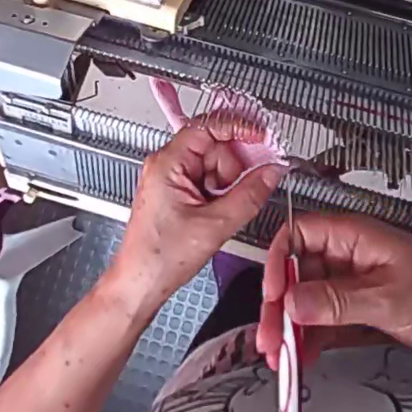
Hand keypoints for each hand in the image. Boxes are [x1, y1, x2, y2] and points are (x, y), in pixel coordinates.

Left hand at [103, 125, 282, 314]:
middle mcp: (166, 164)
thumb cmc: (159, 258)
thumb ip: (249, 194)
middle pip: (215, 146)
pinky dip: (220, 192)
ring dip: (227, 182)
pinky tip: (218, 213)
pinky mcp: (176, 191)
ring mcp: (171, 178)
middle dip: (234, 166)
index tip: (261, 137)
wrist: (139, 285)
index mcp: (168, 163)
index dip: (238, 128)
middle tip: (247, 185)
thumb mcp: (215, 225)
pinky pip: (207, 179)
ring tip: (222, 210)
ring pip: (214, 164)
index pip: (208, 126)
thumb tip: (272, 172)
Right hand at [257, 211, 411, 367]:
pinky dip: (312, 336)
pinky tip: (305, 356)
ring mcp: (352, 280)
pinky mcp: (358, 305)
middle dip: (279, 305)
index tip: (271, 295)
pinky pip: (324, 317)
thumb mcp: (387, 298)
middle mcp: (349, 254)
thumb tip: (292, 302)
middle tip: (270, 338)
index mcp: (355, 236)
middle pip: (298, 271)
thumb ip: (336, 301)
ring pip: (307, 298)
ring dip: (292, 327)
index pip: (300, 234)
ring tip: (282, 358)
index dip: (278, 261)